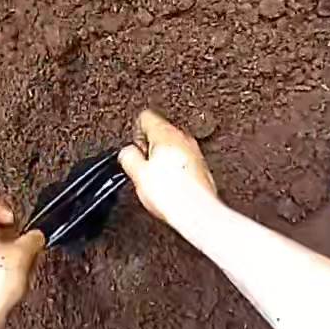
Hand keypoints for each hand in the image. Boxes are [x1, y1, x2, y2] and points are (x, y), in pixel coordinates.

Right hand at [118, 109, 222, 229]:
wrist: (196, 211)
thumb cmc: (171, 193)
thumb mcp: (137, 174)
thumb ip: (128, 157)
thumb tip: (128, 152)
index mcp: (165, 134)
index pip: (145, 117)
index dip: (136, 133)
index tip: (135, 150)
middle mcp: (183, 138)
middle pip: (160, 131)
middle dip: (150, 147)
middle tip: (145, 167)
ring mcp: (194, 151)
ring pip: (173, 146)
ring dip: (163, 158)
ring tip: (158, 179)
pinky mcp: (201, 166)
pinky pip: (183, 160)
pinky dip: (176, 168)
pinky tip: (171, 185)